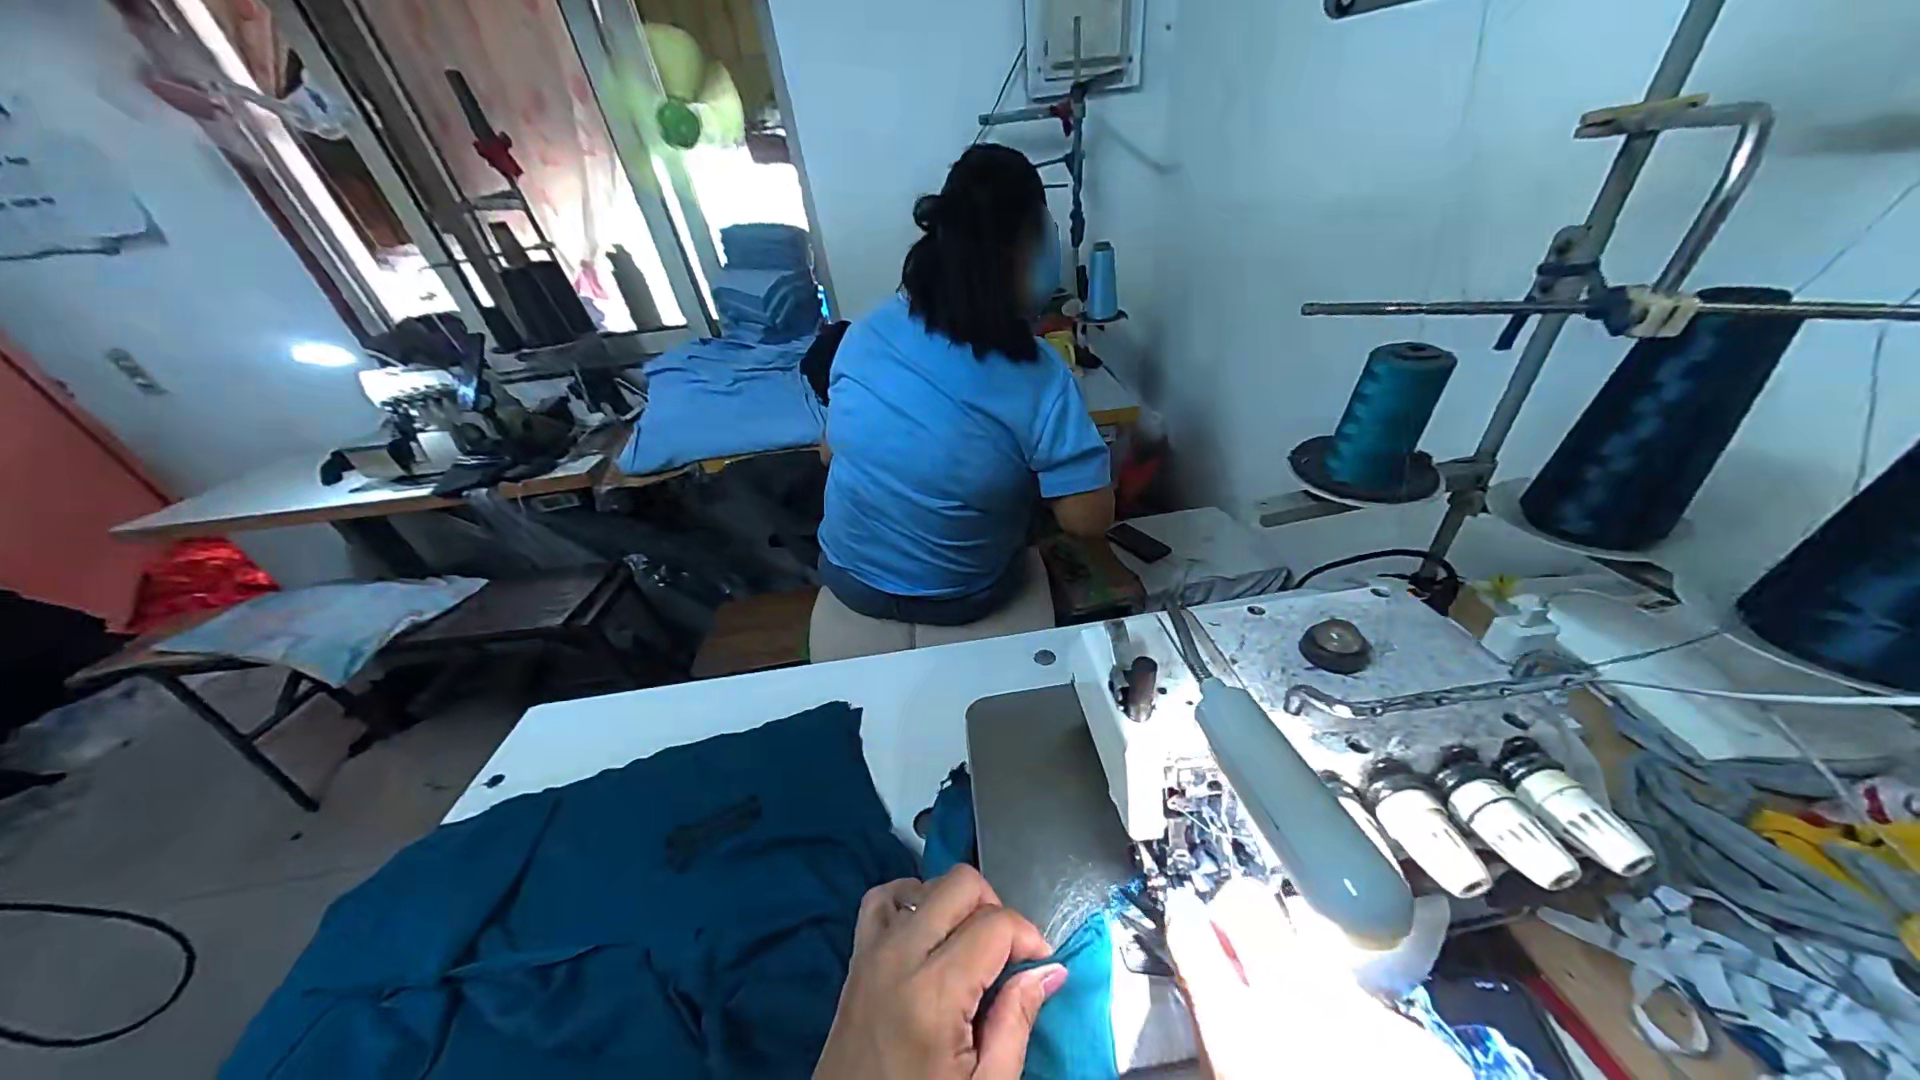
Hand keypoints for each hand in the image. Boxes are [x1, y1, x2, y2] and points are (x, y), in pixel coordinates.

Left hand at [815, 866, 1066, 1079]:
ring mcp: (873, 948)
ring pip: (928, 882)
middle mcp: (900, 954)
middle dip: (996, 910)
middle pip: (962, 884)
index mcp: (933, 992)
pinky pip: (884, 896)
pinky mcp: (857, 953)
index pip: (995, 924)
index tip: (1040, 965)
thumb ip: (1017, 1022)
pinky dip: (913, 898)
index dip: (1029, 937)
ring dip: (958, 905)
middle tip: (1007, 955)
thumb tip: (1050, 969)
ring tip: (971, 949)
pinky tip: (930, 929)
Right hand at [1164, 879, 1468, 1079]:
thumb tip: (1210, 988)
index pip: (1193, 931)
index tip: (1185, 914)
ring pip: (1307, 948)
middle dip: (1234, 914)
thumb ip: (1221, 1031)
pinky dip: (1349, 1018)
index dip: (1184, 917)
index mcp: (1241, 1031)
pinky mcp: (1416, 1036)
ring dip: (1295, 971)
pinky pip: (1360, 1001)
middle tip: (1233, 944)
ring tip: (1303, 1021)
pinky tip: (1358, 1062)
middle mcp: (1300, 1002)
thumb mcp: (1237, 1076)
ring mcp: (1362, 1011)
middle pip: (1248, 902)